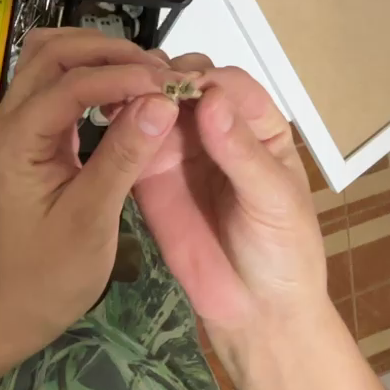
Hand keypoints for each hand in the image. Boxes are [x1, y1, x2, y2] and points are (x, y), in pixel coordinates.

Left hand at [0, 29, 185, 349]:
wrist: (17, 302)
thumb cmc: (53, 271)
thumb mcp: (92, 218)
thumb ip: (123, 157)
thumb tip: (161, 102)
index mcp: (17, 140)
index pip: (70, 83)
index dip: (122, 76)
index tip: (168, 85)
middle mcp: (9, 119)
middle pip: (52, 51)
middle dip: (107, 51)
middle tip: (158, 71)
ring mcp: (18, 122)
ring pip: (51, 57)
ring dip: (97, 54)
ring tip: (144, 74)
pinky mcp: (33, 130)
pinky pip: (57, 81)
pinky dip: (92, 74)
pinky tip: (125, 92)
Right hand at [131, 55, 336, 358]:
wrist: (252, 310)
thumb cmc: (282, 251)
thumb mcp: (274, 200)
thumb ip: (242, 152)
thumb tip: (210, 99)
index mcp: (256, 124)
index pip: (230, 84)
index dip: (208, 81)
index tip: (188, 91)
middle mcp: (216, 126)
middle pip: (188, 82)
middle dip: (168, 79)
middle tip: (148, 90)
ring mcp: (179, 147)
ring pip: (156, 102)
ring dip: (139, 92)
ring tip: (121, 94)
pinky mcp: (148, 171)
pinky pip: (132, 137)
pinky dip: (120, 121)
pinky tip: (107, 115)